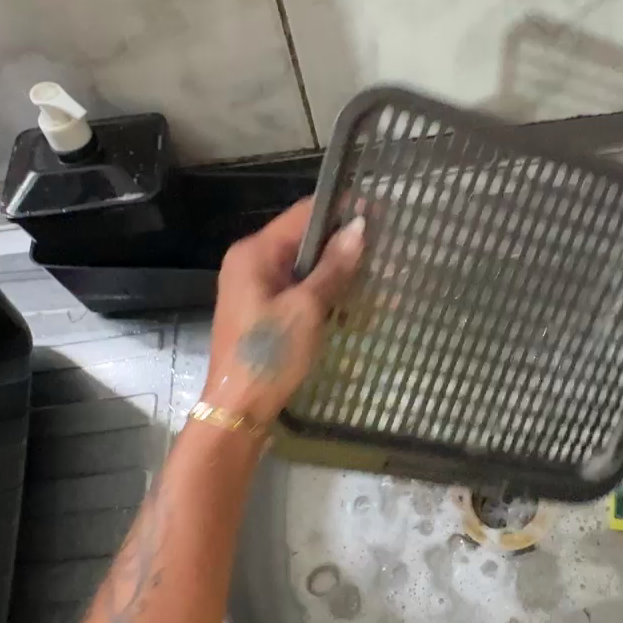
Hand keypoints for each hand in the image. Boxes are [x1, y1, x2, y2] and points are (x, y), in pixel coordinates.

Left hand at [202, 200, 364, 423]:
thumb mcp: (307, 308)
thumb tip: (359, 226)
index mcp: (254, 253)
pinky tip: (349, 307)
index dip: (340, 212)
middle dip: (341, 247)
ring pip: (303, 269)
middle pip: (302, 241)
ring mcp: (254, 289)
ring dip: (335, 274)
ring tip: (374, 279)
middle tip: (384, 253)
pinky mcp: (262, 313)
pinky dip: (322, 296)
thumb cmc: (270, 355)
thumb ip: (333, 266)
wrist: (238, 409)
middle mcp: (250, 263)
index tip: (379, 216)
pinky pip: (297, 292)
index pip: (302, 215)